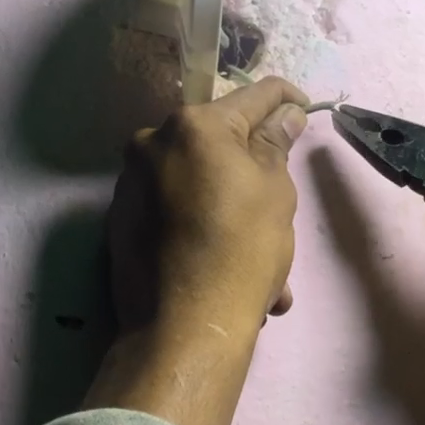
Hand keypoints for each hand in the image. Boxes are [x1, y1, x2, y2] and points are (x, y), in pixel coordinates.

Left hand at [82, 77, 309, 424]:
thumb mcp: (275, 191)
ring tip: (264, 259)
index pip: (252, 96)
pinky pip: (174, 209)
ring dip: (231, 207)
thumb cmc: (241, 249)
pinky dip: (201, 225)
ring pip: (197, 181)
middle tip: (283, 204)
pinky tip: (229, 265)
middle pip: (217, 141)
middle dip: (253, 169)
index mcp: (192, 125)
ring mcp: (131, 181)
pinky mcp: (121, 217)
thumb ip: (275, 143)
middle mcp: (151, 142)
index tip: (303, 107)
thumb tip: (283, 114)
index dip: (285, 98)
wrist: (181, 328)